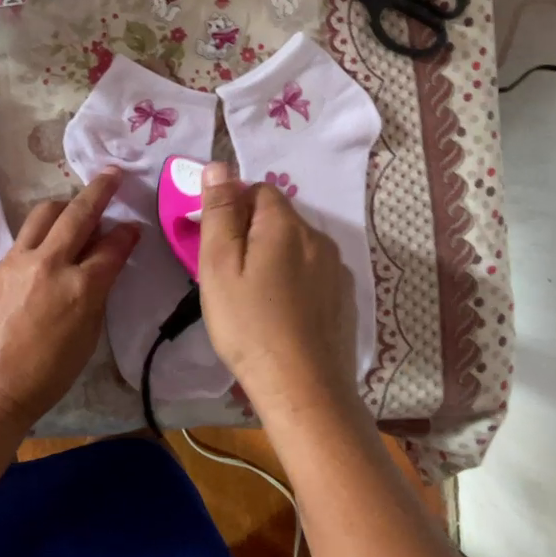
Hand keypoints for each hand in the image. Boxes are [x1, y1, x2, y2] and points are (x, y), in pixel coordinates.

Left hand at [0, 169, 140, 430]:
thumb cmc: (47, 375)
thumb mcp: (87, 337)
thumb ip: (97, 293)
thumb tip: (105, 264)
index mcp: (80, 288)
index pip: (111, 247)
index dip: (126, 234)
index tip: (134, 224)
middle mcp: (49, 263)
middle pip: (78, 214)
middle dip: (99, 191)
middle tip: (112, 174)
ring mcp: (19, 260)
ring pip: (44, 214)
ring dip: (65, 205)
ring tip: (77, 205)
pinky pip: (25, 236)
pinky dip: (43, 230)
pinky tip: (50, 239)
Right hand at [196, 162, 359, 417]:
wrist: (303, 390)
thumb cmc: (249, 324)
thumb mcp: (219, 265)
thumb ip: (219, 212)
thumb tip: (218, 166)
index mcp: (286, 225)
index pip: (257, 189)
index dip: (231, 207)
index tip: (212, 241)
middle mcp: (318, 239)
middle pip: (277, 217)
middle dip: (250, 232)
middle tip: (225, 272)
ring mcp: (336, 270)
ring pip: (294, 246)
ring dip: (271, 256)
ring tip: (249, 295)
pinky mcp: (343, 299)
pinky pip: (310, 272)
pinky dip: (290, 280)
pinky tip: (277, 312)